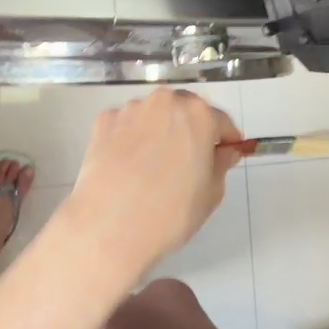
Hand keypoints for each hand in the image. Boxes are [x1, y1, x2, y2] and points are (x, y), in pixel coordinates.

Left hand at [59, 89, 242, 272]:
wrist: (109, 227)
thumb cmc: (170, 213)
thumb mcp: (211, 194)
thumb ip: (221, 164)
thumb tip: (224, 151)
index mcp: (197, 114)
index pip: (220, 120)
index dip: (225, 139)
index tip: (224, 154)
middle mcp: (164, 101)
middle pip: (184, 111)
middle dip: (189, 130)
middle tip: (187, 163)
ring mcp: (130, 109)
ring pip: (153, 116)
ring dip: (158, 132)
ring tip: (151, 168)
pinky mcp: (103, 121)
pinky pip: (126, 126)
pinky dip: (130, 139)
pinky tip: (127, 167)